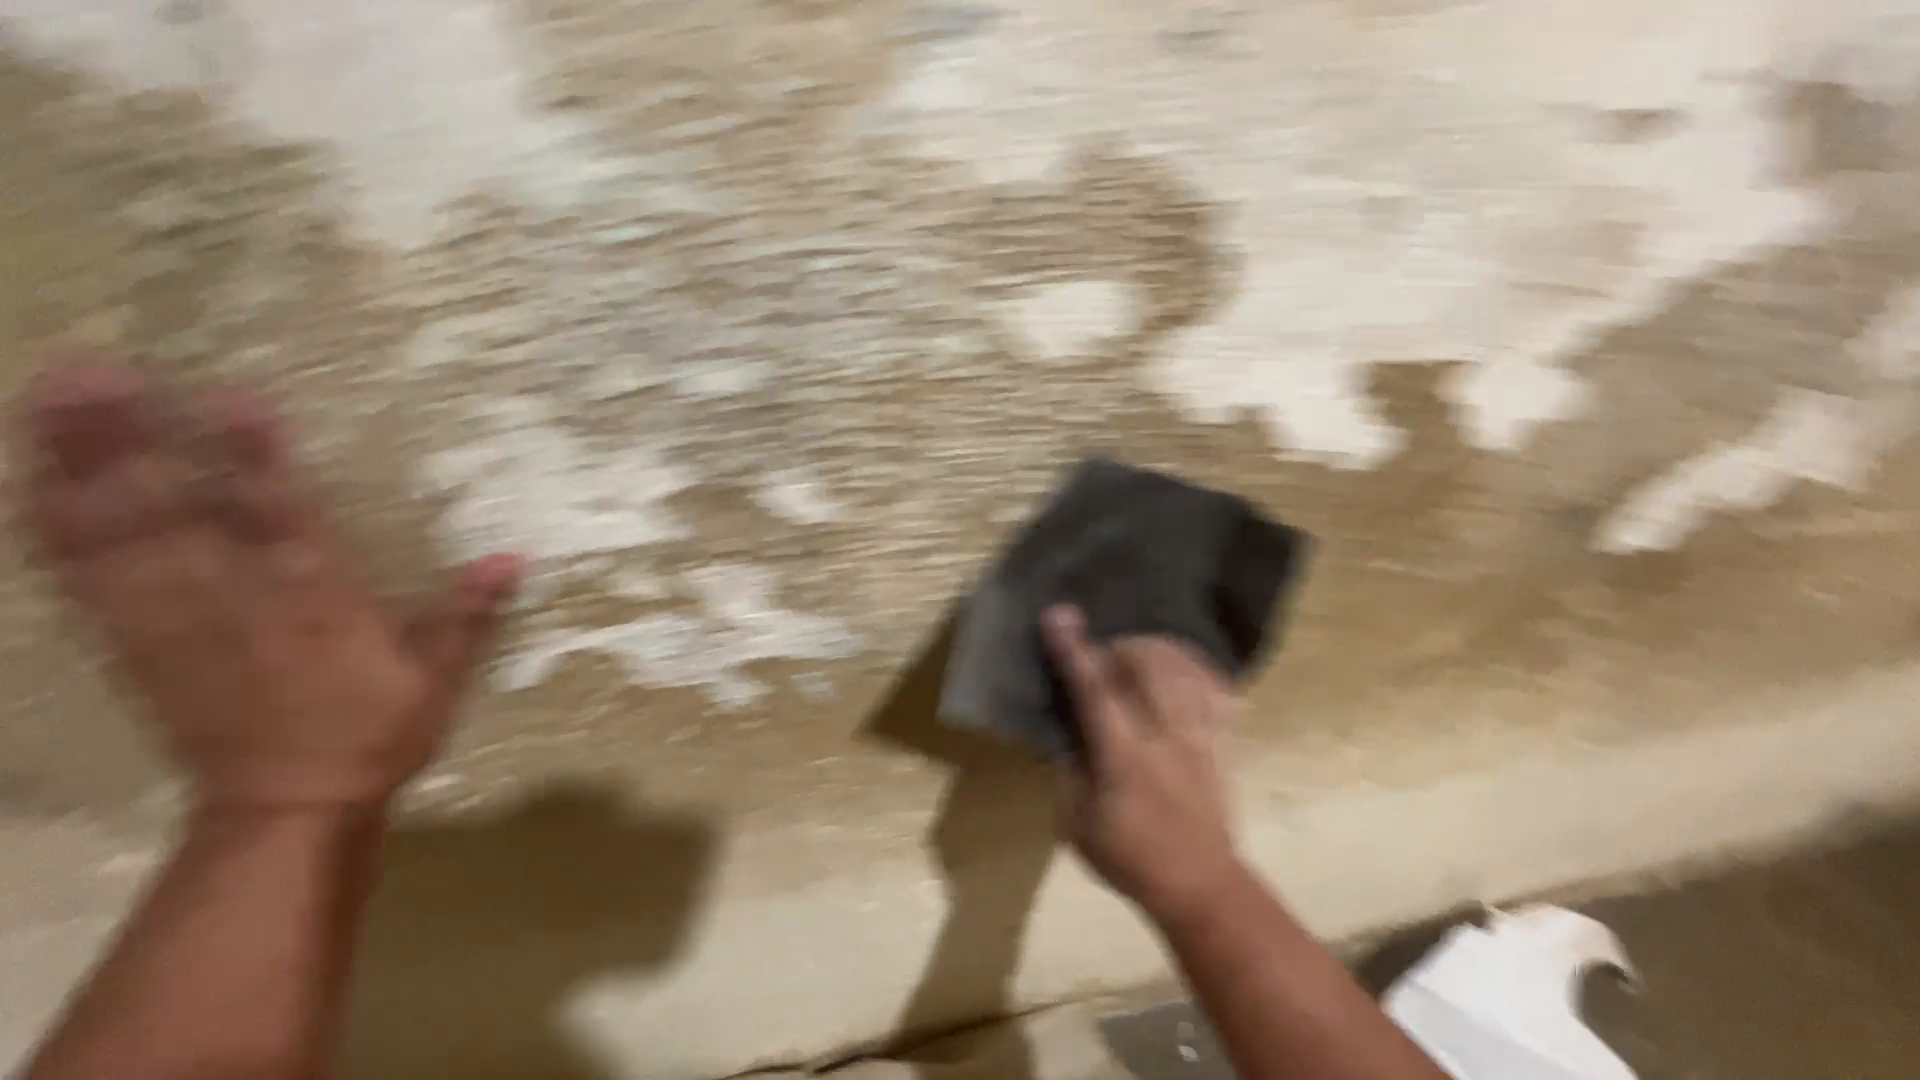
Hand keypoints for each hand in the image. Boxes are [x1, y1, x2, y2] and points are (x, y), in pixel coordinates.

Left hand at [15, 361, 520, 808]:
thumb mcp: (438, 679)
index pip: (283, 522)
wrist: (287, 805)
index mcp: (316, 608)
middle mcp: (236, 606)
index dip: (256, 461)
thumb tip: (512, 558)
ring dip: (78, 468)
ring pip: (117, 539)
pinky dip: (54, 530)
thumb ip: (465, 615)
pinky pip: (84, 582)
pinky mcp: (135, 647)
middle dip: (133, 444)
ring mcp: (174, 626)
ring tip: (54, 398)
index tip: (233, 399)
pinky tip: (34, 483)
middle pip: (175, 518)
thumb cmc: (374, 733)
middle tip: (98, 370)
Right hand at [1041, 604, 1244, 918]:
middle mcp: (1166, 737)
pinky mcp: (1222, 743)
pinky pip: (1215, 689)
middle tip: (1102, 651)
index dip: (1074, 651)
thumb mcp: (1077, 824)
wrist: (1201, 886)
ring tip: (1136, 652)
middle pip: (1149, 665)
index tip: (1059, 614)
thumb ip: (1070, 770)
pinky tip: (1179, 667)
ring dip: (1156, 650)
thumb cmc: (1130, 859)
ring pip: (1184, 670)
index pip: (1096, 691)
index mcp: (1125, 758)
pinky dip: (1195, 668)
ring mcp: (1201, 737)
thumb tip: (1065, 728)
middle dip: (1120, 645)